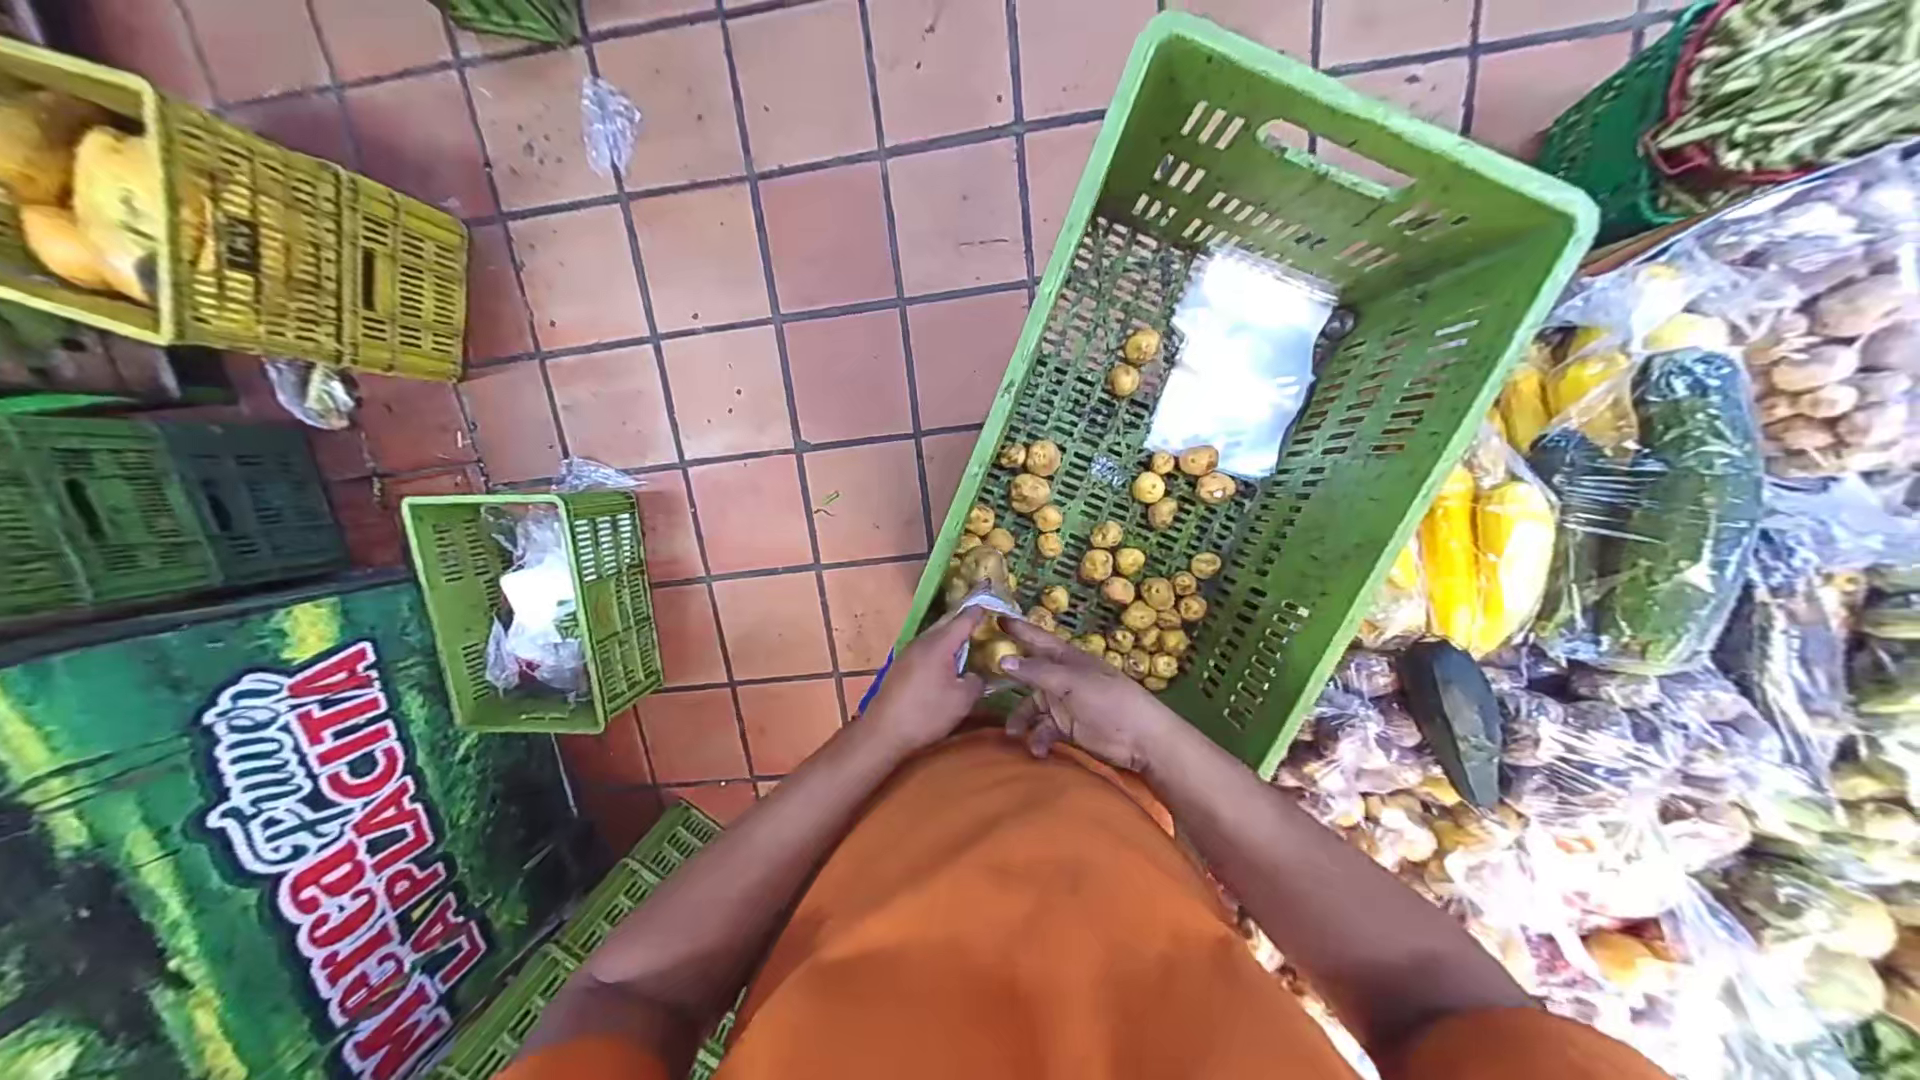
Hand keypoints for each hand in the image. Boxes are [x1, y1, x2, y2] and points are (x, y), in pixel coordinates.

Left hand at [862, 606, 987, 752]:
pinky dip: (940, 648)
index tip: (992, 603)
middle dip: (965, 620)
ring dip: (952, 635)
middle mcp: (922, 642)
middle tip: (984, 619)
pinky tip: (948, 660)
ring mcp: (908, 652)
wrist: (883, 732)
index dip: (979, 610)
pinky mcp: (901, 666)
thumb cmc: (926, 714)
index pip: (963, 619)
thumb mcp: (962, 701)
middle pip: (947, 623)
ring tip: (969, 640)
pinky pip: (926, 648)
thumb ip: (976, 681)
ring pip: (935, 636)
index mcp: (939, 644)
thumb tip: (976, 674)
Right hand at [999, 620, 1184, 773]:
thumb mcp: (1070, 682)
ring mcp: (1064, 703)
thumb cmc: (1109, 700)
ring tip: (1014, 735)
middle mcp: (1062, 677)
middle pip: (1028, 675)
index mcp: (1066, 658)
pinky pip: (1043, 730)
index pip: (1037, 639)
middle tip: (982, 686)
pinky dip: (1038, 739)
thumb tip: (1003, 660)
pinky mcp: (1068, 728)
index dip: (1018, 629)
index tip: (997, 618)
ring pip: (1031, 707)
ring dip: (1021, 720)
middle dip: (1010, 682)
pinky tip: (1038, 750)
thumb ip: (1036, 672)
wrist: (1141, 738)